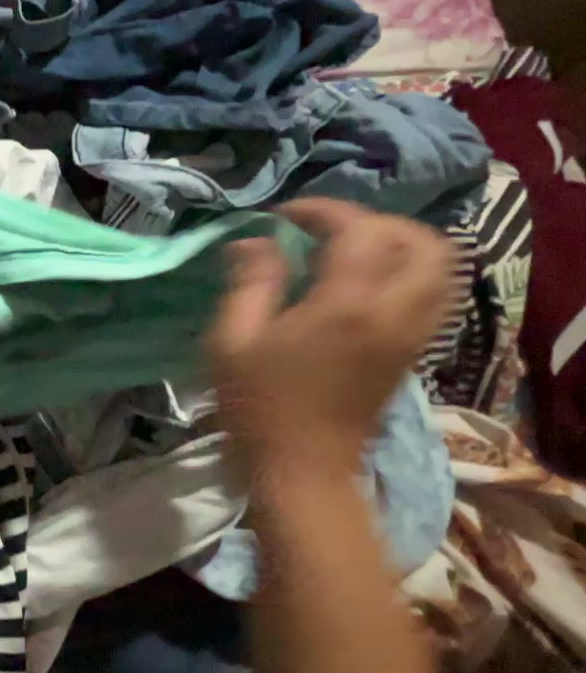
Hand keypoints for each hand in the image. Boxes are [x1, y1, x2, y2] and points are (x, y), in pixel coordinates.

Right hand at [207, 198, 453, 484]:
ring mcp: (413, 331)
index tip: (281, 216)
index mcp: (346, 305)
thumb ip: (249, 283)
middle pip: (420, 240)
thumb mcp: (231, 339)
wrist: (301, 461)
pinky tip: (360, 281)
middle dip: (372, 222)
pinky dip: (407, 271)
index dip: (322, 211)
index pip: (359, 231)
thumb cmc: (255, 401)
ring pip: (440, 265)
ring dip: (399, 245)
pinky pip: (433, 291)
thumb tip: (255, 241)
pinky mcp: (414, 348)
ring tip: (347, 250)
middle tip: (322, 230)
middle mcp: (394, 310)